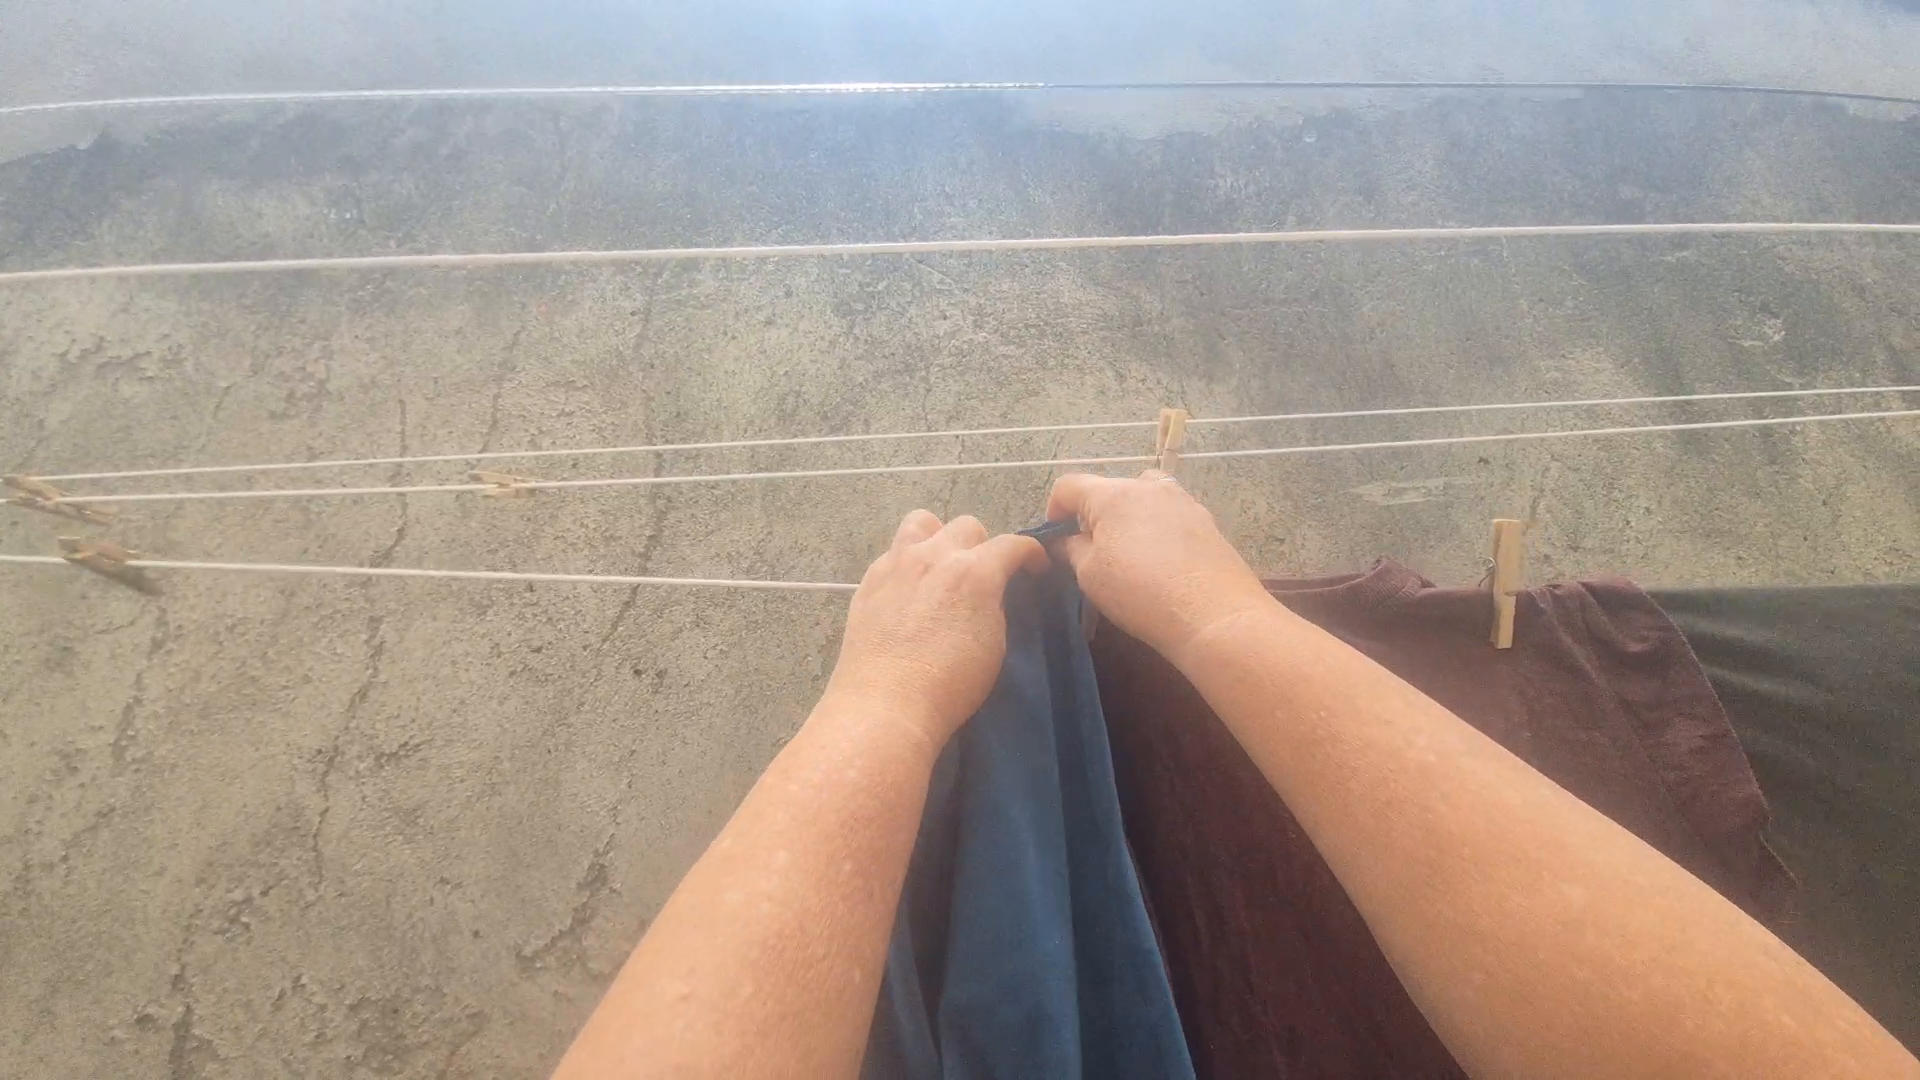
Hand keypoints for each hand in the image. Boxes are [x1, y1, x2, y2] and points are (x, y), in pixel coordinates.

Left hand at [822, 511, 1048, 750]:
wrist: (887, 703)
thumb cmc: (950, 684)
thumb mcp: (995, 643)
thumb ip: (994, 605)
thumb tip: (990, 592)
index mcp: (974, 571)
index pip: (1013, 544)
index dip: (1031, 553)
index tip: (1035, 568)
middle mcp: (935, 555)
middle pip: (967, 526)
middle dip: (982, 545)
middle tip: (982, 575)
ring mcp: (897, 563)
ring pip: (923, 521)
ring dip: (939, 537)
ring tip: (940, 566)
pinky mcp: (869, 579)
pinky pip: (894, 552)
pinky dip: (909, 562)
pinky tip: (910, 591)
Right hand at [1046, 470, 1273, 661]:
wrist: (1214, 615)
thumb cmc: (1141, 593)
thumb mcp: (1090, 574)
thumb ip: (1070, 549)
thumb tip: (1065, 540)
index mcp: (1113, 494)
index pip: (1068, 485)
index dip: (1054, 510)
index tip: (1057, 540)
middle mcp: (1148, 486)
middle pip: (1107, 490)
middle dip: (1092, 516)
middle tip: (1092, 554)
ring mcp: (1181, 500)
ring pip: (1140, 499)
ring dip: (1125, 519)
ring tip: (1128, 556)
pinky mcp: (1205, 520)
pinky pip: (1166, 515)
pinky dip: (1153, 530)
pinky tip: (1159, 563)